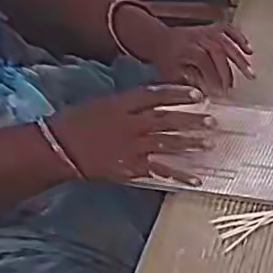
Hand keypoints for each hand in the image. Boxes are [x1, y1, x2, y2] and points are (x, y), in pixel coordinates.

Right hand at [49, 85, 212, 184]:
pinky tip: (196, 179)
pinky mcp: (133, 165)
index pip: (154, 95)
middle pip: (166, 119)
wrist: (59, 146)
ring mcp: (132, 145)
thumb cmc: (77, 123)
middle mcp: (130, 123)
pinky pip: (161, 170)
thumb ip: (127, 104)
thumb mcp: (101, 104)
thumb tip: (151, 102)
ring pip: (167, 142)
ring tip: (209, 143)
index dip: (177, 94)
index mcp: (121, 104)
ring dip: (190, 143)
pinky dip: (180, 175)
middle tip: (212, 121)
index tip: (198, 94)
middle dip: (191, 120)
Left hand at [133, 23, 254, 91]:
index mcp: (185, 47)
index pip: (203, 60)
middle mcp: (196, 36)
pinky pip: (227, 29)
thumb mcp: (170, 74)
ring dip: (240, 59)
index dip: (212, 76)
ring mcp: (204, 31)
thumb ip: (188, 83)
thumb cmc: (165, 60)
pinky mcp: (210, 28)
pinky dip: (239, 38)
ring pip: (226, 41)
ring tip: (250, 74)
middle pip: (217, 50)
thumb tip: (204, 94)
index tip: (219, 93)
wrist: (159, 39)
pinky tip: (249, 51)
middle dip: (227, 72)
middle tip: (233, 89)